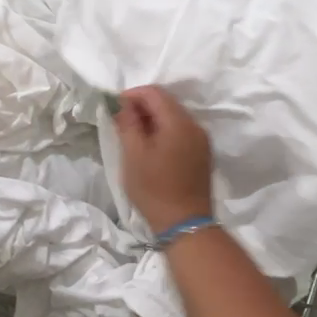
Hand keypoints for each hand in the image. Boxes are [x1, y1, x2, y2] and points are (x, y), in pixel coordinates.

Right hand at [113, 85, 214, 232]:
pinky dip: (164, 131)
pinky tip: (151, 147)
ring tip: (134, 136)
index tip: (114, 108)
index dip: (132, 95)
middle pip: (166, 102)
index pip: (154, 93)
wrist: (185, 223)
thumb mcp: (133, 155)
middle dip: (142, 106)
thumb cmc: (154, 189)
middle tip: (121, 122)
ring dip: (153, 119)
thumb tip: (121, 103)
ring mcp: (202, 140)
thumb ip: (127, 123)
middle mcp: (195, 126)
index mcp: (179, 122)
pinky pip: (181, 131)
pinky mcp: (202, 153)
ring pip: (174, 116)